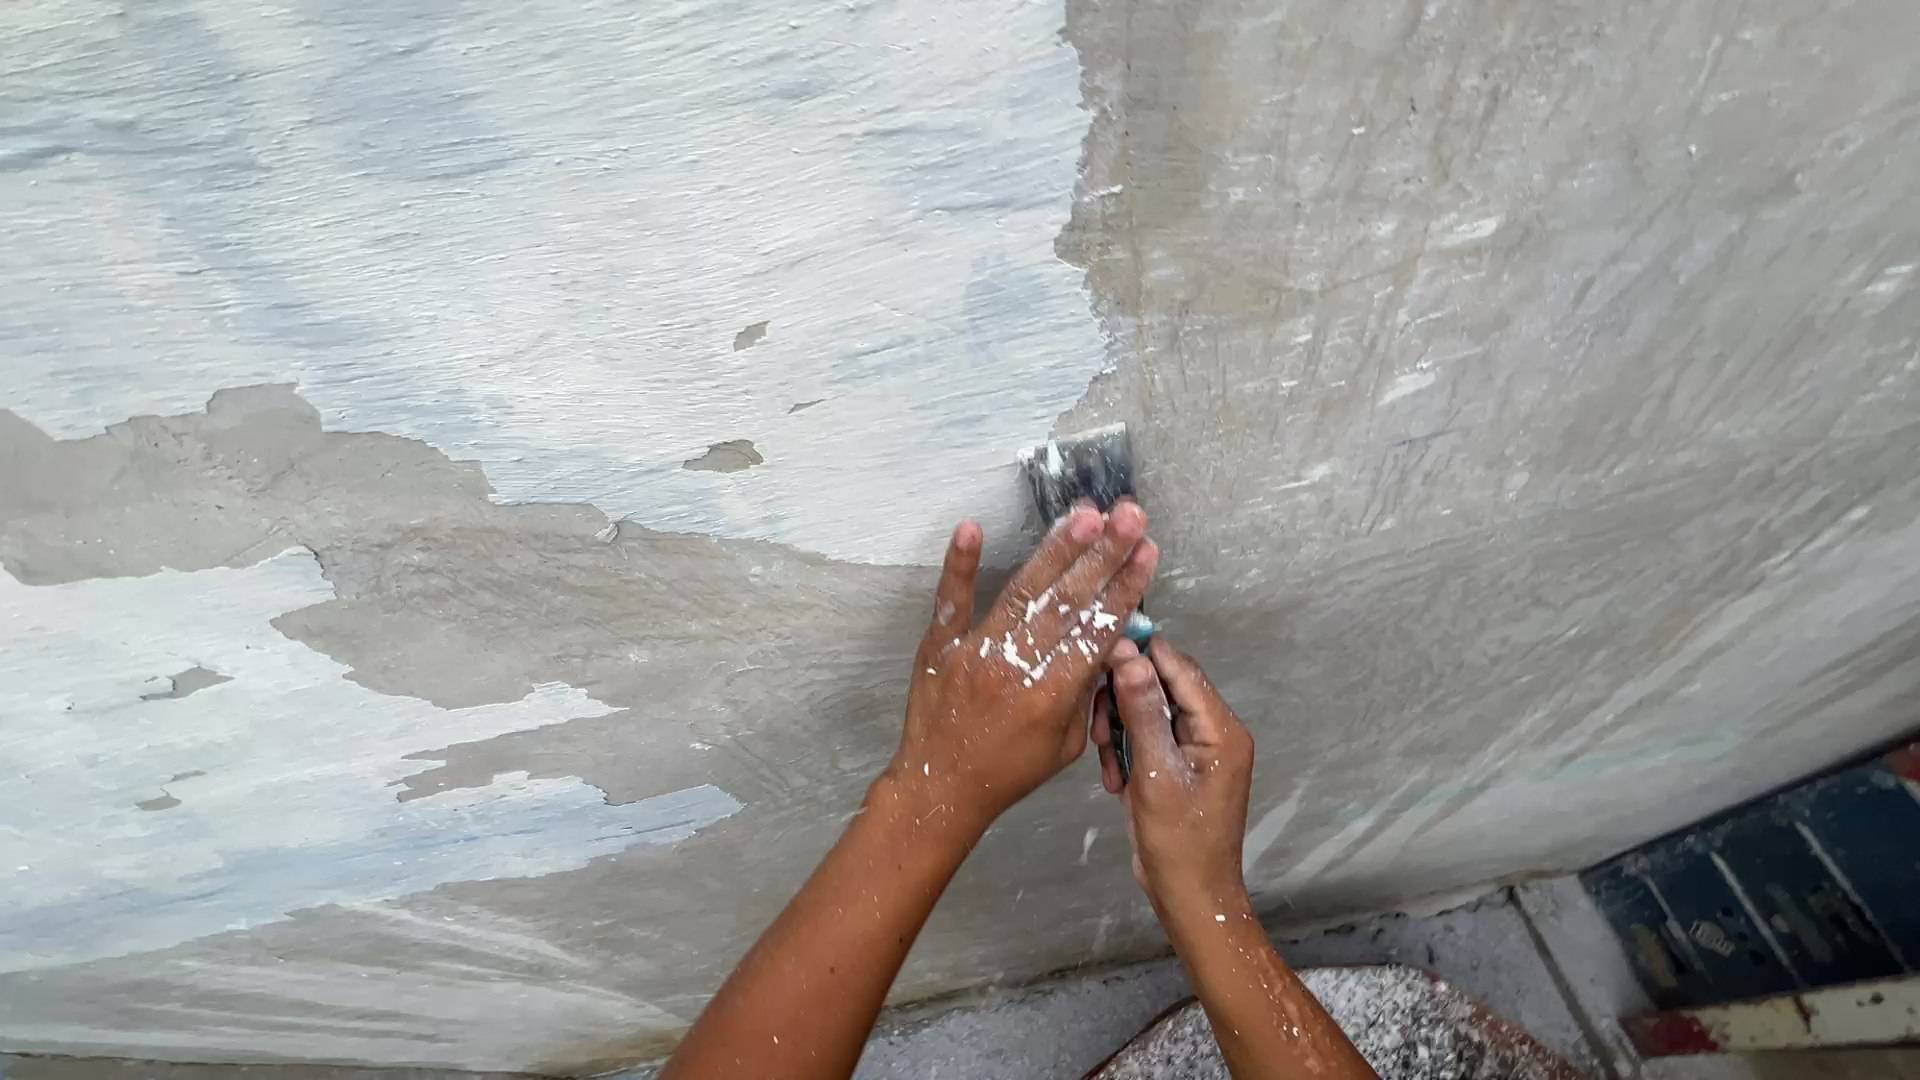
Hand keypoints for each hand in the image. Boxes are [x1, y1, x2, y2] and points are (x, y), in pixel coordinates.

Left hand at [884, 500, 1158, 836]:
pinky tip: (971, 527)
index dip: (1125, 587)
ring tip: (1084, 514)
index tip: (1147, 551)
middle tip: (1128, 514)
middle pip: (1067, 601)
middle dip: (1103, 554)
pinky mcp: (939, 644)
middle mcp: (1015, 666)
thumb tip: (1105, 643)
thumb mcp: (1065, 746)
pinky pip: (951, 599)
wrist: (940, 788)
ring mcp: (973, 651)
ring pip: (1022, 592)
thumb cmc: (1008, 772)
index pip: (1096, 630)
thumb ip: (1085, 692)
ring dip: (1056, 550)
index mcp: (1050, 695)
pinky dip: (961, 563)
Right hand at [1093, 638, 1254, 913]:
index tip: (1097, 653)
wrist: (1190, 898)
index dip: (1138, 654)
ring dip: (1119, 728)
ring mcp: (1196, 747)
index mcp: (1220, 726)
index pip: (1178, 666)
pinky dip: (1125, 750)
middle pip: (1160, 685)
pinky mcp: (1179, 763)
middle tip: (1097, 727)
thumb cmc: (1178, 840)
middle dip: (1122, 700)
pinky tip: (1115, 778)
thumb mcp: (1155, 772)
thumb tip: (1129, 655)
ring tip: (1105, 759)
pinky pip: (1147, 736)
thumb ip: (1142, 710)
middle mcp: (1213, 729)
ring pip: (1147, 710)